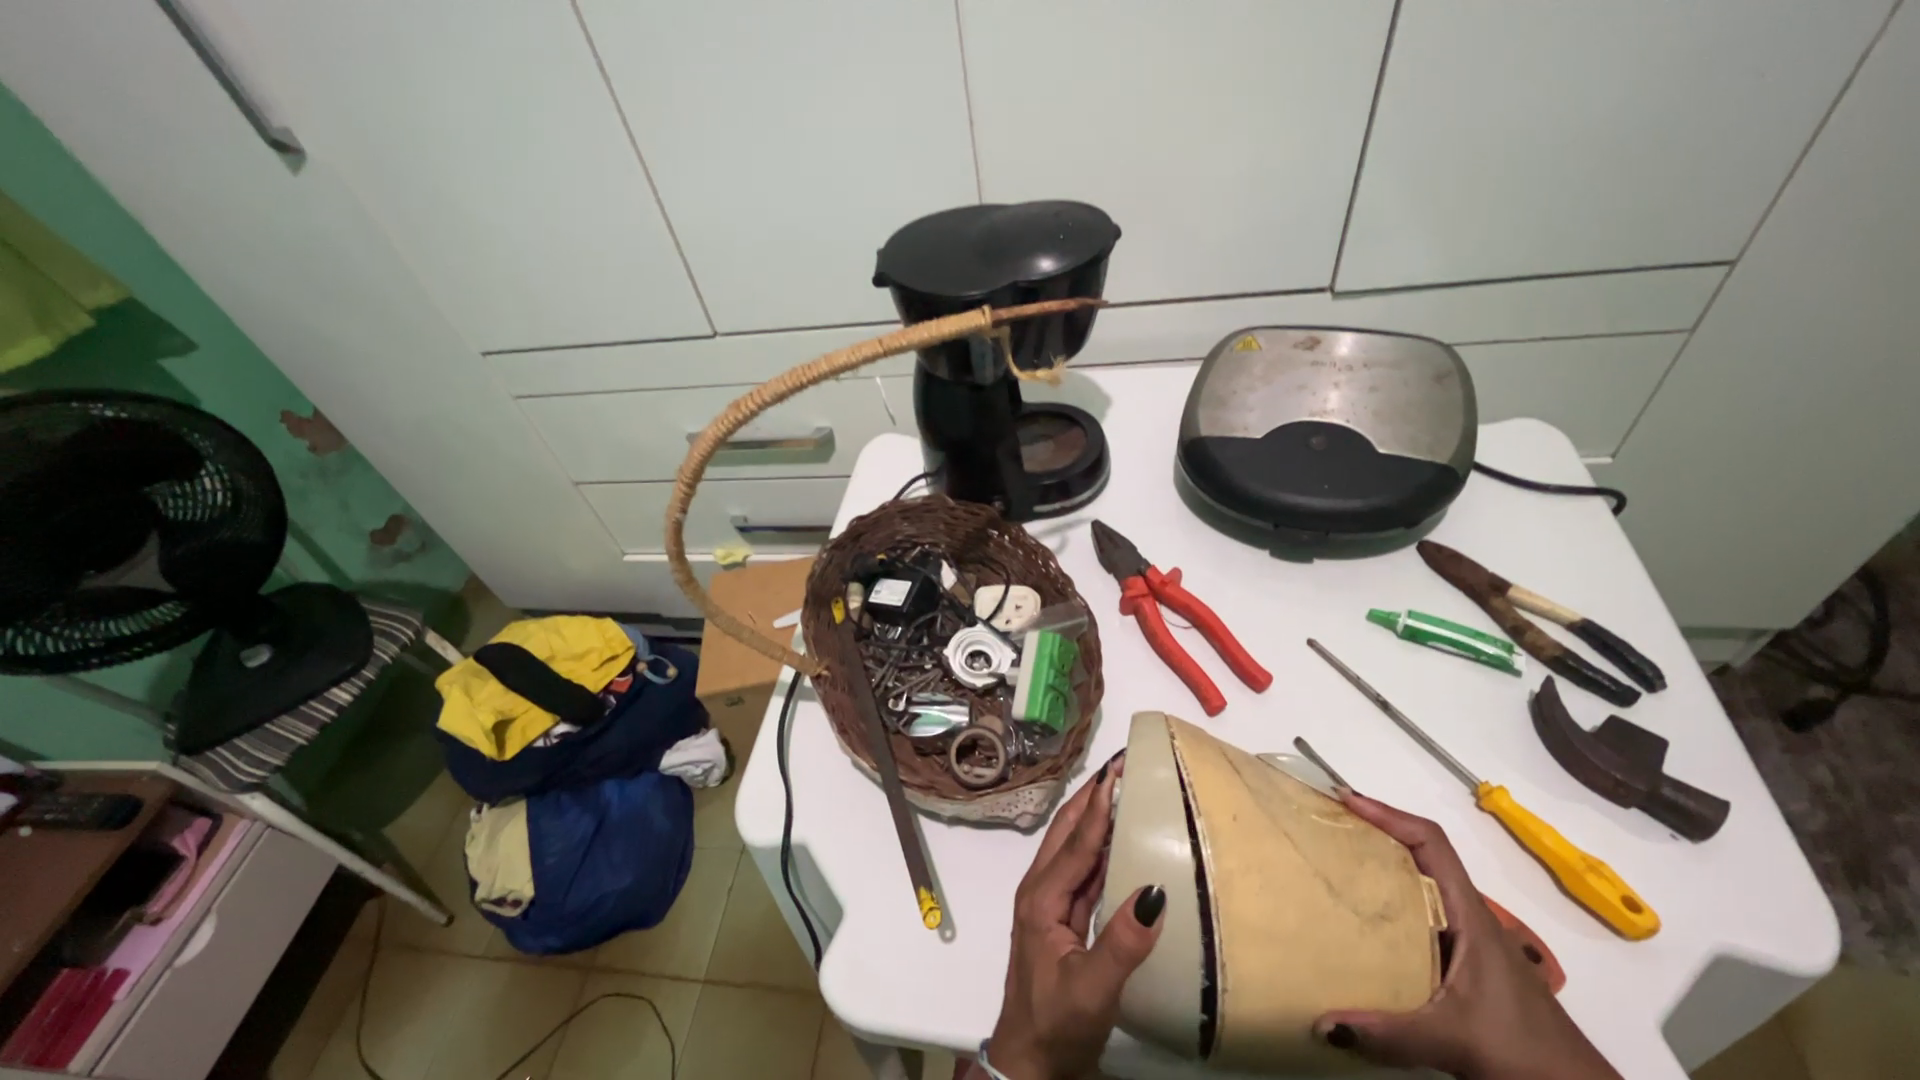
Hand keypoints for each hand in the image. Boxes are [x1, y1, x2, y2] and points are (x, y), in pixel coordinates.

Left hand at [985, 752, 1163, 1079]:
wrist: (1031, 1061)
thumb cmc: (1057, 1024)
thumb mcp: (1092, 990)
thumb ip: (1122, 944)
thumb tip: (1154, 891)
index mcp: (1041, 898)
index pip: (1076, 842)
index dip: (1099, 804)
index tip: (1119, 768)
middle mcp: (1041, 890)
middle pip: (1067, 831)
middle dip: (1093, 796)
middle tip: (1123, 765)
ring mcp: (1050, 903)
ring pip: (1073, 847)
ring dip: (1096, 816)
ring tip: (1124, 788)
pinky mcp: (1062, 918)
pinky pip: (1083, 870)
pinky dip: (1101, 847)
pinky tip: (1122, 840)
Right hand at [1315, 793, 1622, 1079]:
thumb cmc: (1524, 1051)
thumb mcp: (1452, 1040)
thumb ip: (1388, 1034)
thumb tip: (1321, 1023)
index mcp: (1470, 916)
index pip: (1431, 844)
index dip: (1390, 815)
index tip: (1347, 802)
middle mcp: (1468, 918)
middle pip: (1421, 856)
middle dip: (1375, 833)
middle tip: (1326, 827)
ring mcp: (1467, 941)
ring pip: (1420, 887)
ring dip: (1379, 866)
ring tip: (1332, 865)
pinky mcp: (1463, 964)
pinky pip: (1419, 917)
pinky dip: (1387, 904)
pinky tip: (1361, 925)